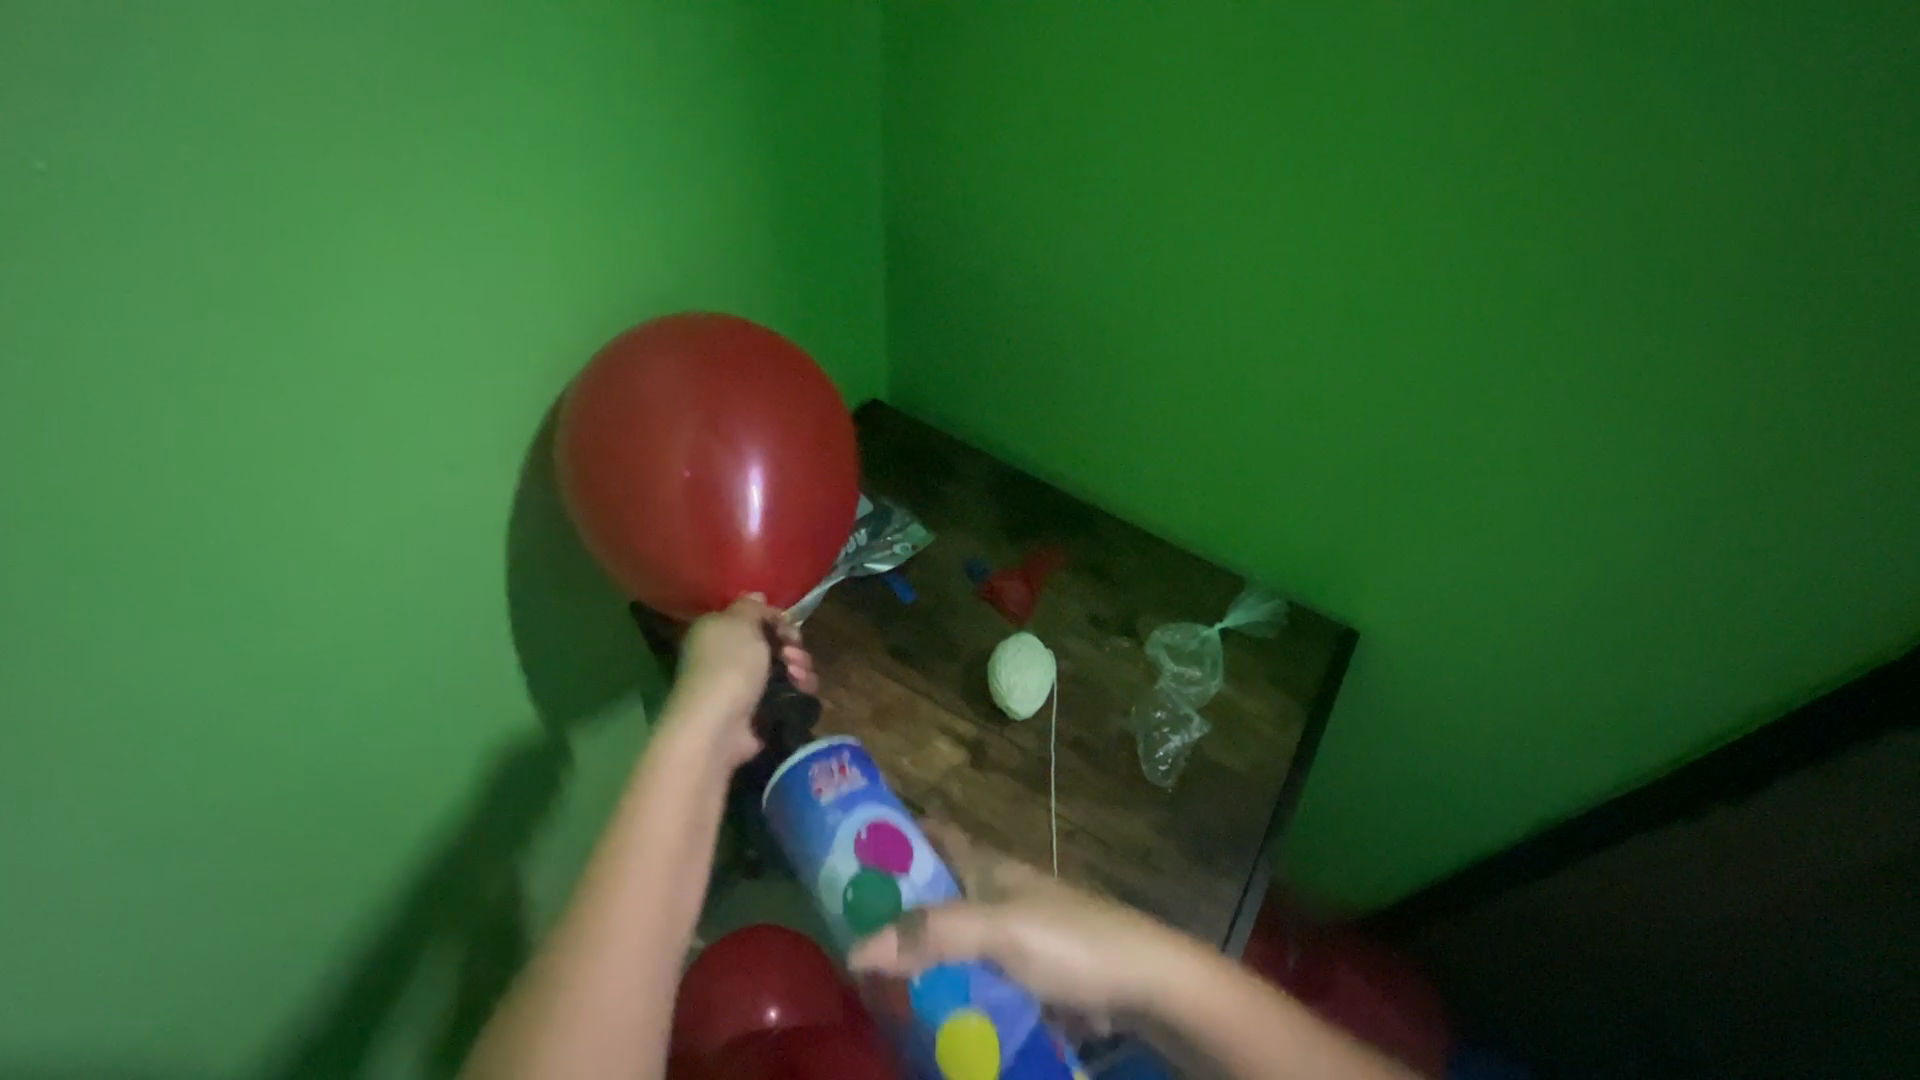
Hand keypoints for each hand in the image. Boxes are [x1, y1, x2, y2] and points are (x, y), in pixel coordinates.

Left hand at [661, 595, 816, 767]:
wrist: (719, 725)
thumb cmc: (728, 665)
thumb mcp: (739, 622)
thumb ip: (751, 607)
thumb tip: (756, 596)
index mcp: (718, 632)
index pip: (753, 619)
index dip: (775, 619)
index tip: (788, 626)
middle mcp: (728, 657)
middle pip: (772, 643)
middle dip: (791, 644)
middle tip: (793, 651)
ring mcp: (745, 685)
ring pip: (784, 667)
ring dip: (799, 665)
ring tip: (798, 674)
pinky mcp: (760, 710)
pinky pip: (788, 691)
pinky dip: (800, 687)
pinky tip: (803, 687)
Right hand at [847, 824, 1198, 1017]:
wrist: (1145, 981)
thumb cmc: (1071, 940)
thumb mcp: (999, 930)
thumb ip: (933, 935)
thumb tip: (855, 949)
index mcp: (987, 863)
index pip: (934, 831)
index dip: (895, 833)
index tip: (849, 852)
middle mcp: (996, 888)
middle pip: (937, 884)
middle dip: (896, 902)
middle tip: (847, 930)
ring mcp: (1014, 929)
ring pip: (953, 930)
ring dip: (920, 947)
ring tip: (874, 976)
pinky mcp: (1028, 968)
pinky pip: (974, 969)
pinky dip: (948, 980)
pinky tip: (927, 1005)